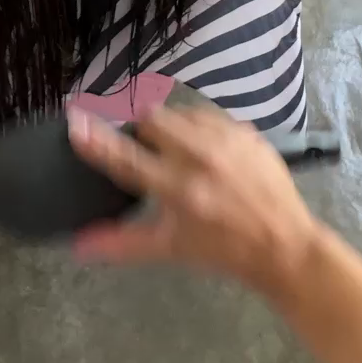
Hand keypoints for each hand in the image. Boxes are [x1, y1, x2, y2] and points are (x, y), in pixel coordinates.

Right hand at [69, 107, 327, 297]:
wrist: (287, 247)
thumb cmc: (222, 250)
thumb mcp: (170, 250)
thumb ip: (122, 243)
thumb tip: (77, 245)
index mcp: (179, 191)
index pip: (126, 159)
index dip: (96, 139)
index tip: (74, 118)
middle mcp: (200, 159)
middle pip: (149, 118)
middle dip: (139, 128)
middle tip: (141, 144)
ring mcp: (225, 140)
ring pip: (176, 112)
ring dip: (166, 124)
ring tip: (172, 145)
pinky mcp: (244, 130)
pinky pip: (205, 114)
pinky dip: (194, 125)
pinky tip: (200, 145)